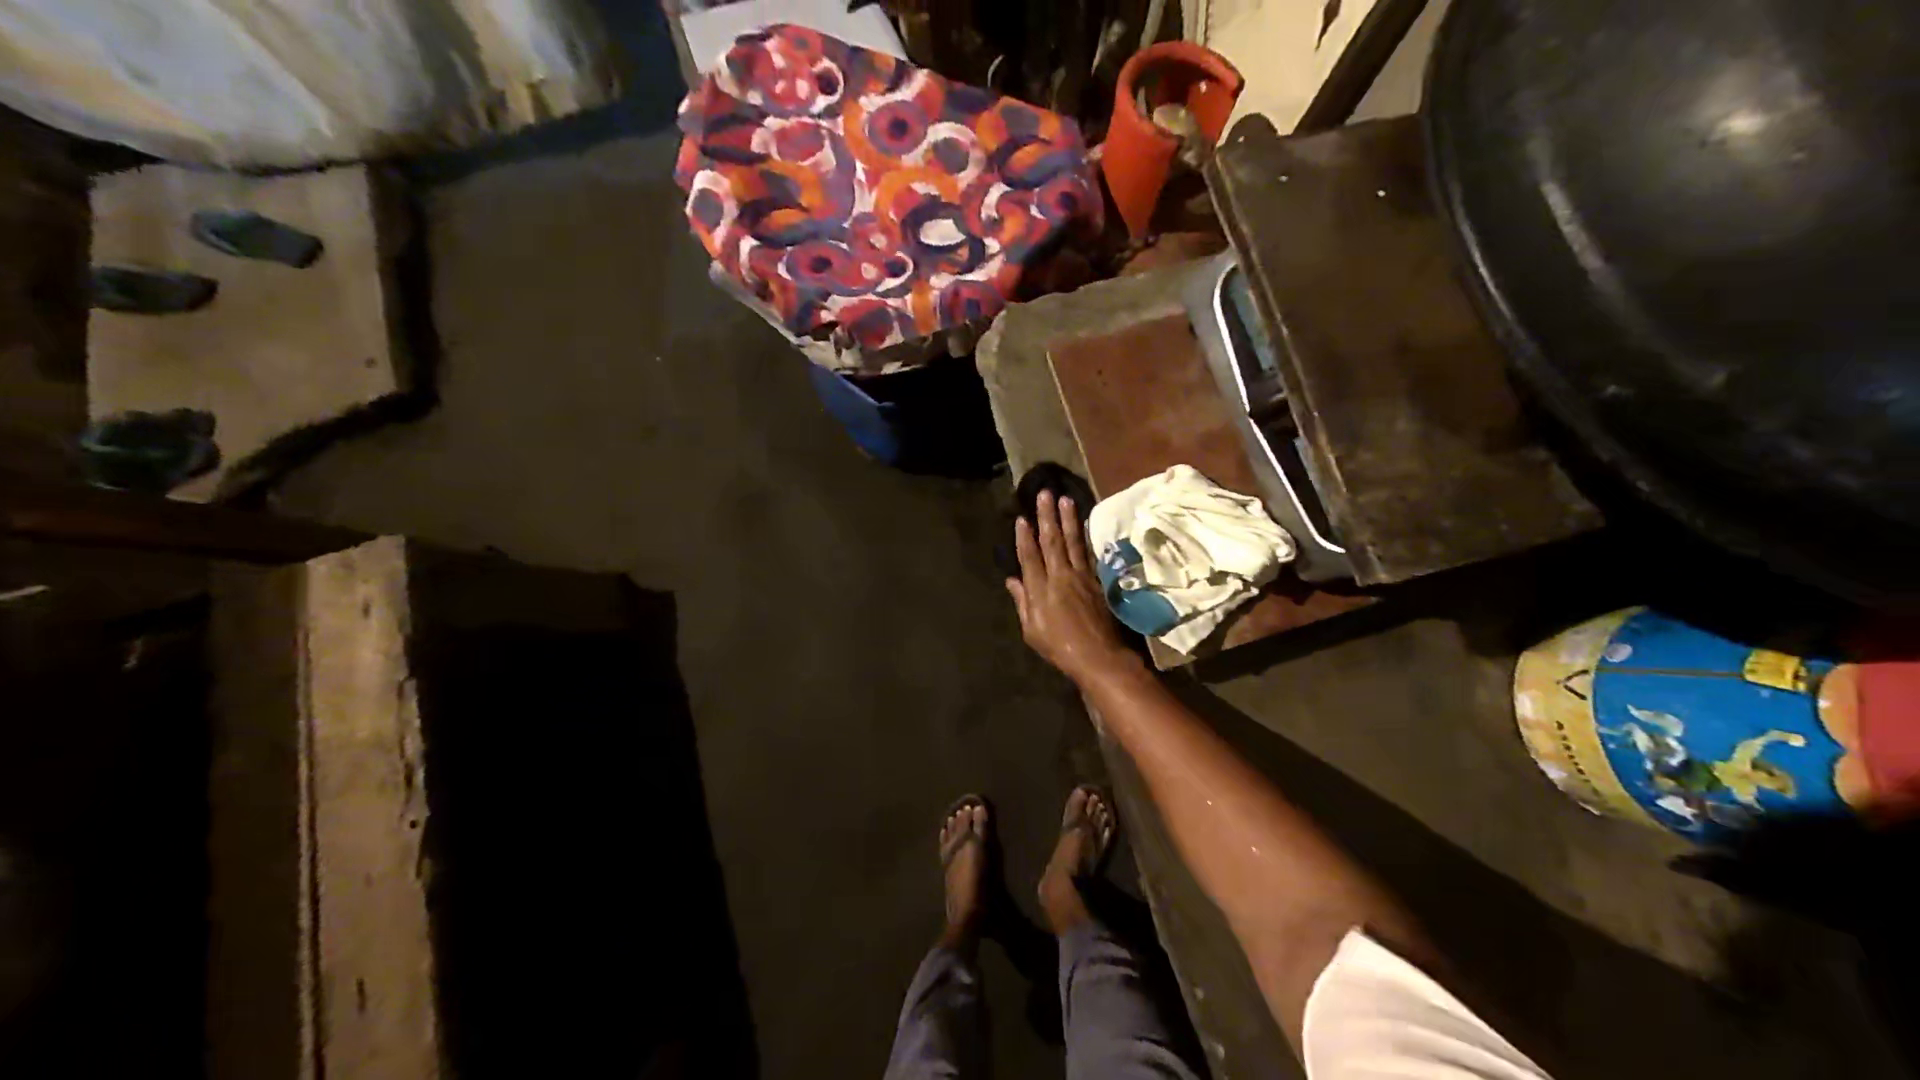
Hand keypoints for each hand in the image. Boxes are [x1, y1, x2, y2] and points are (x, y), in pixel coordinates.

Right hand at [1006, 490, 1137, 685]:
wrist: (1098, 656)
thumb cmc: (1059, 647)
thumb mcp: (1032, 630)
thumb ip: (1022, 602)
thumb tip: (1012, 580)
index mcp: (1040, 590)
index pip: (1030, 556)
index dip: (1024, 536)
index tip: (1022, 518)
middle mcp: (1060, 577)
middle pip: (1051, 541)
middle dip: (1046, 516)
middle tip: (1044, 493)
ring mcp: (1081, 577)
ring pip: (1072, 542)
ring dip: (1067, 519)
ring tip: (1065, 499)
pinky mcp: (1096, 581)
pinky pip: (1087, 553)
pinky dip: (1084, 536)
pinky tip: (1082, 524)